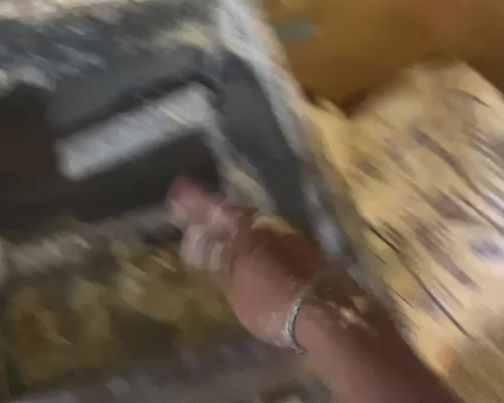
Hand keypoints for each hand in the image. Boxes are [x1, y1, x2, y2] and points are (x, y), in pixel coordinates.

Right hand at [166, 177, 327, 344]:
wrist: (326, 313)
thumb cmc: (272, 297)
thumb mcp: (234, 280)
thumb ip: (214, 256)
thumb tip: (192, 235)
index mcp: (246, 226)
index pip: (214, 207)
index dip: (194, 201)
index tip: (177, 191)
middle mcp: (267, 224)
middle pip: (234, 214)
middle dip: (213, 213)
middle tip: (195, 212)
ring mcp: (287, 237)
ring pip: (252, 225)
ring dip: (232, 228)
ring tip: (217, 233)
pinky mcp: (302, 254)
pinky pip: (265, 239)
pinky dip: (250, 242)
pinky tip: (247, 253)